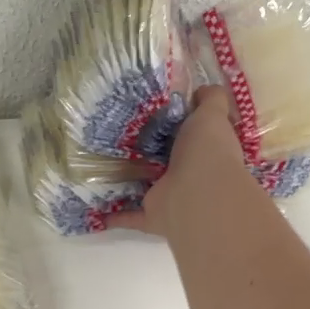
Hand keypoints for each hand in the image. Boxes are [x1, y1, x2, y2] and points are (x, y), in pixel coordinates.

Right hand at [108, 86, 250, 238]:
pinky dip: (116, 216)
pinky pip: (131, 216)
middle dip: (154, 153)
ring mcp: (171, 199)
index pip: (195, 136)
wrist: (197, 195)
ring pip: (151, 189)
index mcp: (206, 152)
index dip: (182, 124)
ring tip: (108, 167)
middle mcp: (192, 177)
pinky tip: (98, 208)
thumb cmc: (206, 150)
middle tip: (126, 135)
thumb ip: (210, 99)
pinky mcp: (153, 217)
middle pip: (170, 162)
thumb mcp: (211, 113)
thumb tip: (200, 92)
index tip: (158, 112)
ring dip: (135, 183)